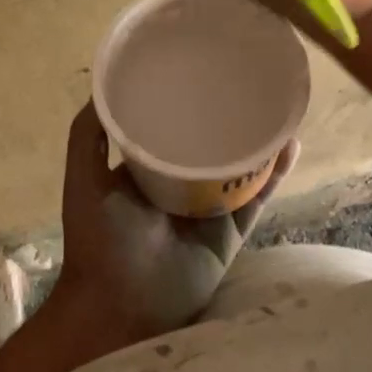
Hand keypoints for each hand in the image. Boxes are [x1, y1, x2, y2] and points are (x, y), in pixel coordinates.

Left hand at [49, 102, 296, 345]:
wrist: (121, 306)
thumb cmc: (99, 238)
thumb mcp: (84, 176)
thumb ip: (88, 133)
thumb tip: (106, 81)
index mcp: (148, 166)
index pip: (172, 123)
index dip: (187, 96)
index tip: (206, 65)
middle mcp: (181, 180)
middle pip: (212, 140)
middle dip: (230, 114)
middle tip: (251, 81)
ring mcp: (209, 206)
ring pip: (241, 165)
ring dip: (259, 138)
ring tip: (276, 107)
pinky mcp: (231, 230)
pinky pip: (258, 196)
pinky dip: (275, 173)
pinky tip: (288, 144)